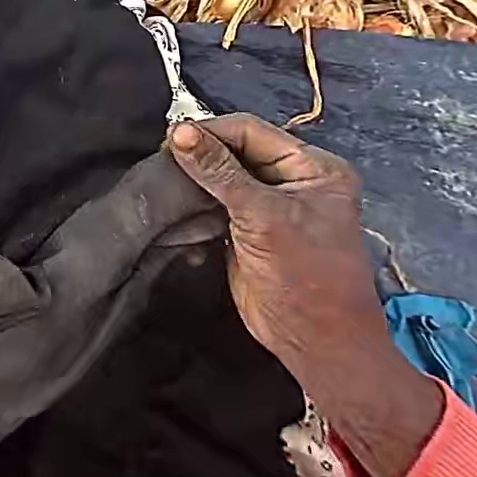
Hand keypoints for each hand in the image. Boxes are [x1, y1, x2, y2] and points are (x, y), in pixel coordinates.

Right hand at [169, 114, 440, 476]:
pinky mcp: (246, 227)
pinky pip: (215, 200)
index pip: (250, 131)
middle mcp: (291, 178)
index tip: (171, 138)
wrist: (315, 346)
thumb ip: (219, 171)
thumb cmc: (304, 277)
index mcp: (311, 166)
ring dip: (193, 177)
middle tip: (161, 157)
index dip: (210, 132)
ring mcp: (267, 204)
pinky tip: (172, 197)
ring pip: (220, 175)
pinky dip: (194, 199)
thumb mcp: (263, 217)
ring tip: (161, 175)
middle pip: (233, 150)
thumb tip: (180, 131)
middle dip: (199, 153)